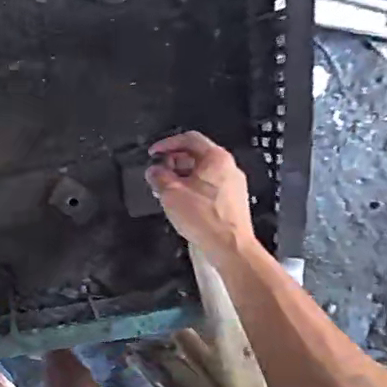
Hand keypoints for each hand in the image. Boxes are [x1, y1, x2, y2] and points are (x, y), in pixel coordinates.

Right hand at [145, 131, 256, 265]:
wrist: (229, 247)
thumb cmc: (208, 220)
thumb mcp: (171, 193)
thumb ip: (158, 177)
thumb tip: (153, 171)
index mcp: (216, 158)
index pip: (189, 139)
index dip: (167, 144)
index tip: (155, 153)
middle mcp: (228, 169)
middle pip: (196, 156)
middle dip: (173, 163)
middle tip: (158, 172)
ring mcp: (232, 187)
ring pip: (202, 174)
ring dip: (182, 179)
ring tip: (166, 191)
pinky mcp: (231, 204)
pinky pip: (209, 190)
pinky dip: (193, 192)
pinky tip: (181, 205)